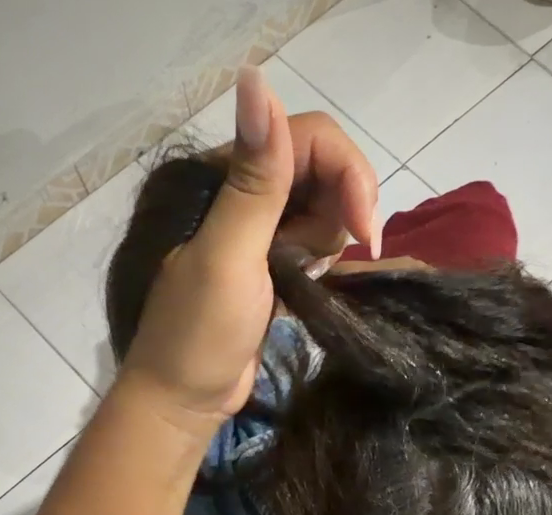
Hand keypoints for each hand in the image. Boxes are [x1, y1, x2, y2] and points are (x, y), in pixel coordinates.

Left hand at [117, 68, 379, 436]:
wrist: (185, 400)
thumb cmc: (199, 333)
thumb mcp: (229, 255)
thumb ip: (253, 179)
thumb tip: (257, 78)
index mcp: (225, 177)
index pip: (309, 138)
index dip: (349, 173)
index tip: (366, 232)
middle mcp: (244, 193)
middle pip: (323, 168)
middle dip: (343, 209)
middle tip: (332, 261)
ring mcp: (260, 230)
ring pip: (325, 206)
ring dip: (330, 240)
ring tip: (303, 278)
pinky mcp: (272, 263)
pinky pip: (316, 240)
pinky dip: (323, 258)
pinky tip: (308, 284)